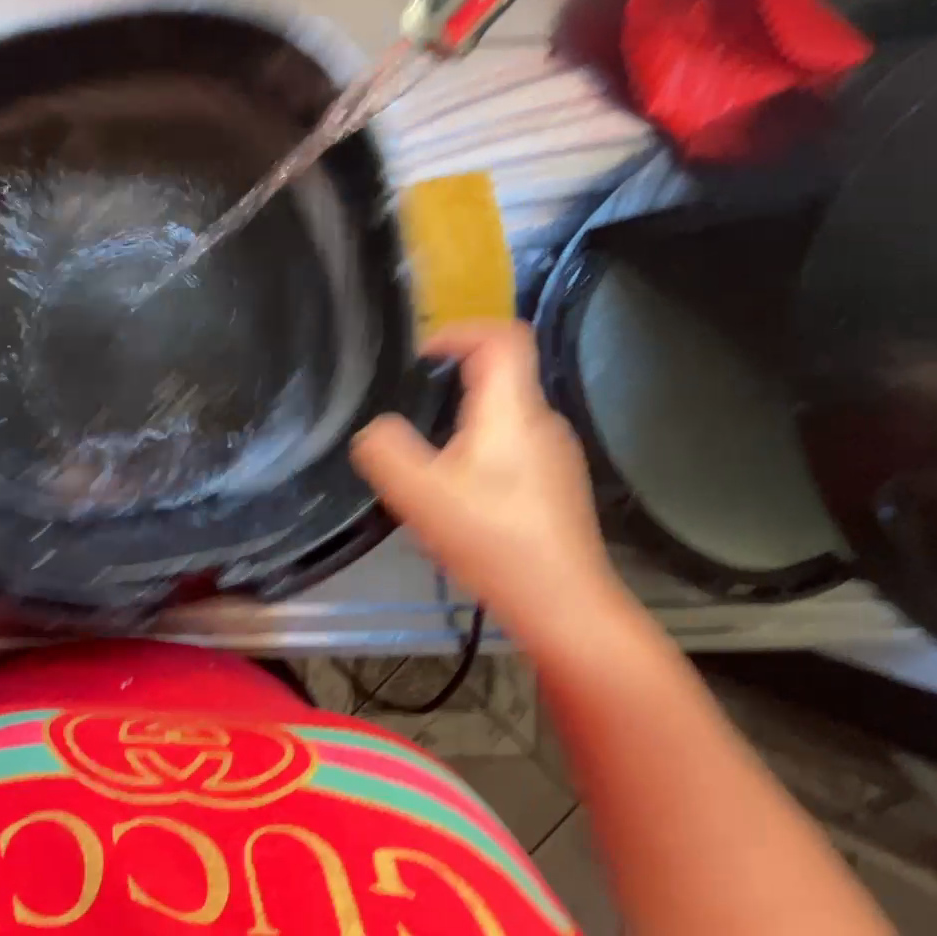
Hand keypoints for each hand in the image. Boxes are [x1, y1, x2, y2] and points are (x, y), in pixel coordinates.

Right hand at [350, 321, 628, 645]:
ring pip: (501, 417)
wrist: (563, 604)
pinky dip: (477, 454)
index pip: (501, 338)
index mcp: (511, 411)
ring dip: (459, 425)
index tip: (419, 355)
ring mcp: (554, 455)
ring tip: (424, 466)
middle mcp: (541, 422)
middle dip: (448, 385)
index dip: (458, 332)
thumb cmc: (493, 541)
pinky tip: (456, 500)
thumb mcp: (419, 494)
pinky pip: (510, 448)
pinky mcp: (554, 485)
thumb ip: (384, 450)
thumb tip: (373, 430)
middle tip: (407, 415)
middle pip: (498, 377)